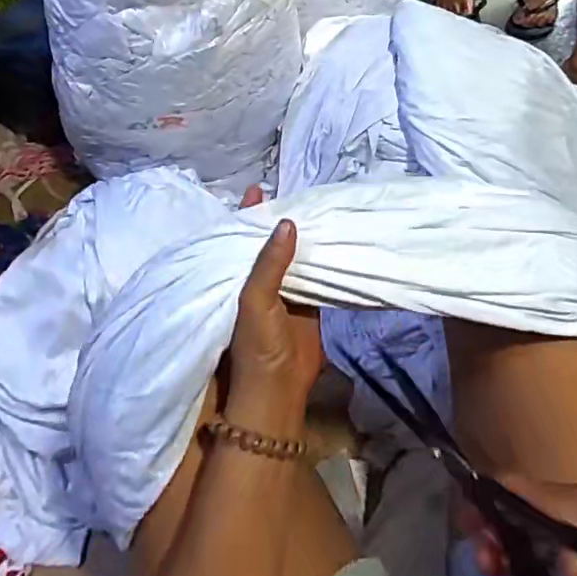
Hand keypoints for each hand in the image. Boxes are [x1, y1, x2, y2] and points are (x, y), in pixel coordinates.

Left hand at [225, 187, 322, 412]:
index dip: (249, 213)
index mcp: (239, 276)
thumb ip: (269, 264)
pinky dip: (324, 258)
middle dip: (282, 219)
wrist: (279, 389)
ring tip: (324, 208)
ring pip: (295, 255)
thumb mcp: (255, 302)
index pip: (242, 236)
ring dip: (305, 237)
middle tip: (304, 191)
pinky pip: (315, 273)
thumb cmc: (256, 346)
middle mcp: (260, 279)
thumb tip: (287, 222)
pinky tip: (337, 239)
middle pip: (271, 242)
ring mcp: (285, 290)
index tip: (261, 186)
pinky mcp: (307, 302)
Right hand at [468, 476, 576, 575]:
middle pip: (514, 513)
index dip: (483, 499)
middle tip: (489, 572)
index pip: (511, 486)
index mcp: (571, 503)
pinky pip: (555, 559)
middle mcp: (571, 513)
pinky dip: (538, 572)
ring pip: (533, 538)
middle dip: (493, 536)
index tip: (470, 533)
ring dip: (513, 557)